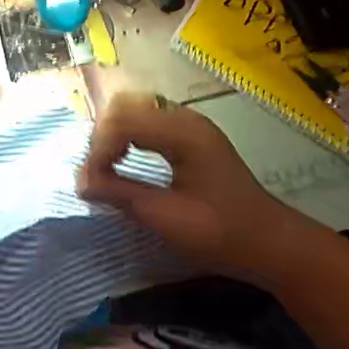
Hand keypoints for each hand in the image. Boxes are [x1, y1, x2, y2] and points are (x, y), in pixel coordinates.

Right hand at [79, 93, 320, 285]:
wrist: (268, 243)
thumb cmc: (221, 233)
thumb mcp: (167, 218)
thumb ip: (121, 194)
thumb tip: (80, 182)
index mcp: (183, 132)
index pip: (123, 121)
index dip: (99, 149)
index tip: (88, 183)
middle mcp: (186, 118)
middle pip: (127, 105)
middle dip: (103, 136)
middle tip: (96, 174)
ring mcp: (190, 125)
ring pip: (137, 110)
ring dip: (115, 135)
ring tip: (106, 168)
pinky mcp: (190, 136)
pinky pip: (149, 122)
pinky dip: (130, 137)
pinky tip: (126, 161)